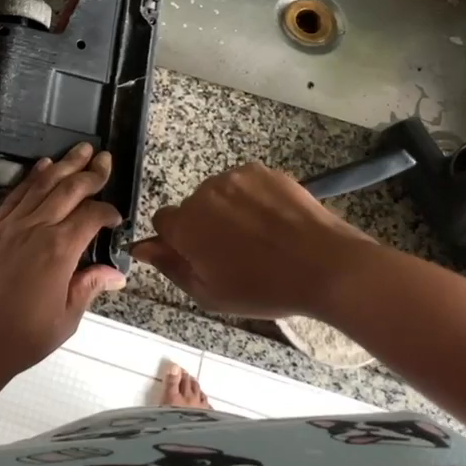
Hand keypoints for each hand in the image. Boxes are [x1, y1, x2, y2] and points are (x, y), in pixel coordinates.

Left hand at [0, 143, 126, 381]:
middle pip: (68, 190)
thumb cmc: (22, 338)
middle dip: (89, 172)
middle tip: (104, 157)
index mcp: (59, 251)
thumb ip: (89, 287)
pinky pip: (14, 196)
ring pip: (40, 186)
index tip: (116, 216)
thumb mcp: (66, 318)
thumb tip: (115, 274)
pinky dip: (30, 179)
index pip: (91, 217)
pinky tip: (42, 168)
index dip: (107, 212)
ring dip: (62, 166)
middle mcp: (35, 229)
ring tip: (79, 150)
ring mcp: (8, 226)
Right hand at [130, 162, 376, 318]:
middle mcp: (203, 193)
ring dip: (229, 210)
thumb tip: (140, 246)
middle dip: (206, 225)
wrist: (325, 265)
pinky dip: (253, 198)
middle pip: (192, 207)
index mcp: (185, 225)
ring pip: (218, 193)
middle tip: (236, 252)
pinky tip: (274, 221)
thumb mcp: (210, 294)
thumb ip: (171, 266)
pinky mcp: (261, 170)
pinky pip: (245, 183)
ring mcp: (234, 178)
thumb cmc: (264, 287)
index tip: (202, 256)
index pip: (163, 221)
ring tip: (260, 236)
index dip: (180, 240)